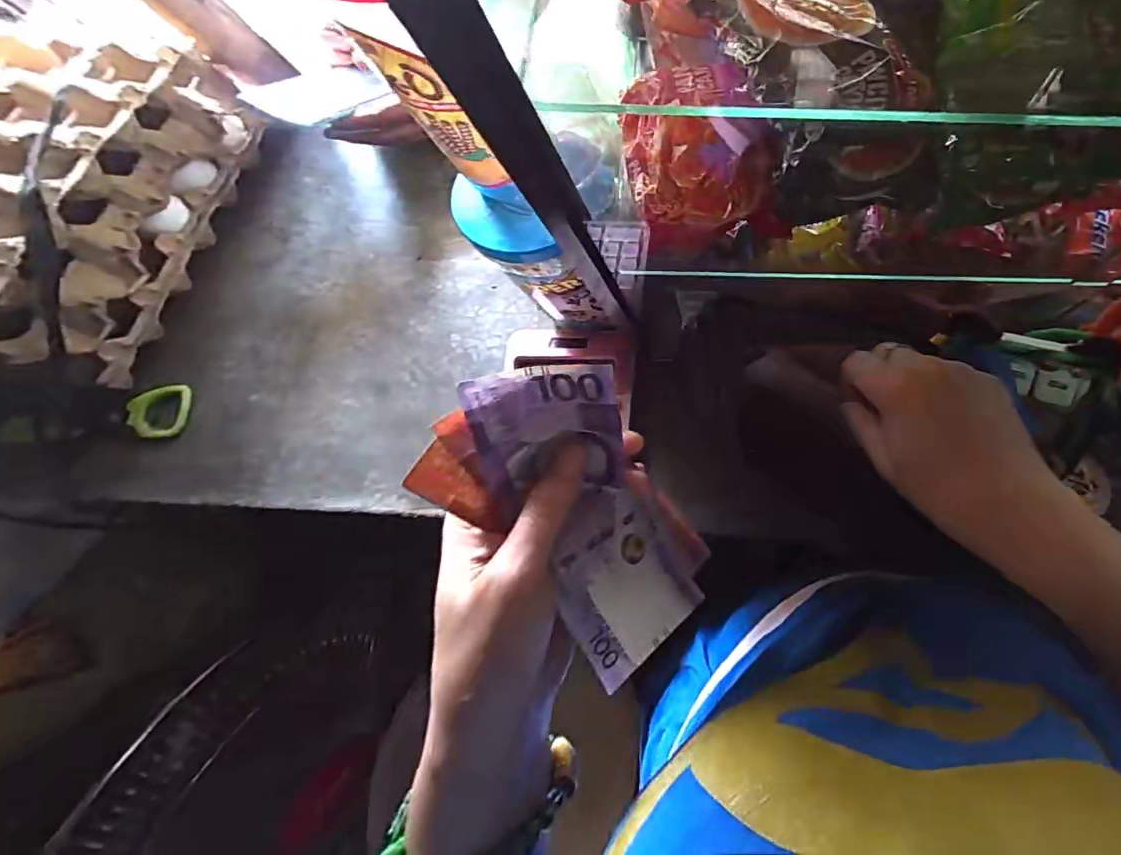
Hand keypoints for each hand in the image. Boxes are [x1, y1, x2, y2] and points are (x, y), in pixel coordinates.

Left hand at [408, 431, 644, 854]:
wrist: (499, 718)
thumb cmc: (489, 645)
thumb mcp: (517, 573)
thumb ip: (548, 508)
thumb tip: (577, 447)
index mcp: (476, 517)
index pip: (502, 455)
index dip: (539, 425)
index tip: (579, 403)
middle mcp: (507, 521)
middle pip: (549, 472)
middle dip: (587, 452)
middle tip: (632, 440)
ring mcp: (539, 544)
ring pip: (577, 498)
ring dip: (608, 483)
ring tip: (643, 472)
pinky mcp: (566, 565)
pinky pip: (593, 529)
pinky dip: (617, 515)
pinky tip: (643, 505)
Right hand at [839, 345, 1069, 561]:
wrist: (1008, 499)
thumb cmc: (937, 489)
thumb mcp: (886, 462)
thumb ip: (861, 422)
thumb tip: (852, 399)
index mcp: (894, 384)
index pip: (856, 360)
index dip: (853, 381)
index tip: (862, 406)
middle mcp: (926, 364)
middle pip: (890, 352)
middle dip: (883, 374)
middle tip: (893, 411)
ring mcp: (961, 367)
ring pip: (923, 361)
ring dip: (916, 379)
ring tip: (930, 417)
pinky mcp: (988, 377)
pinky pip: (953, 372)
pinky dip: (946, 387)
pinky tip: (959, 420)